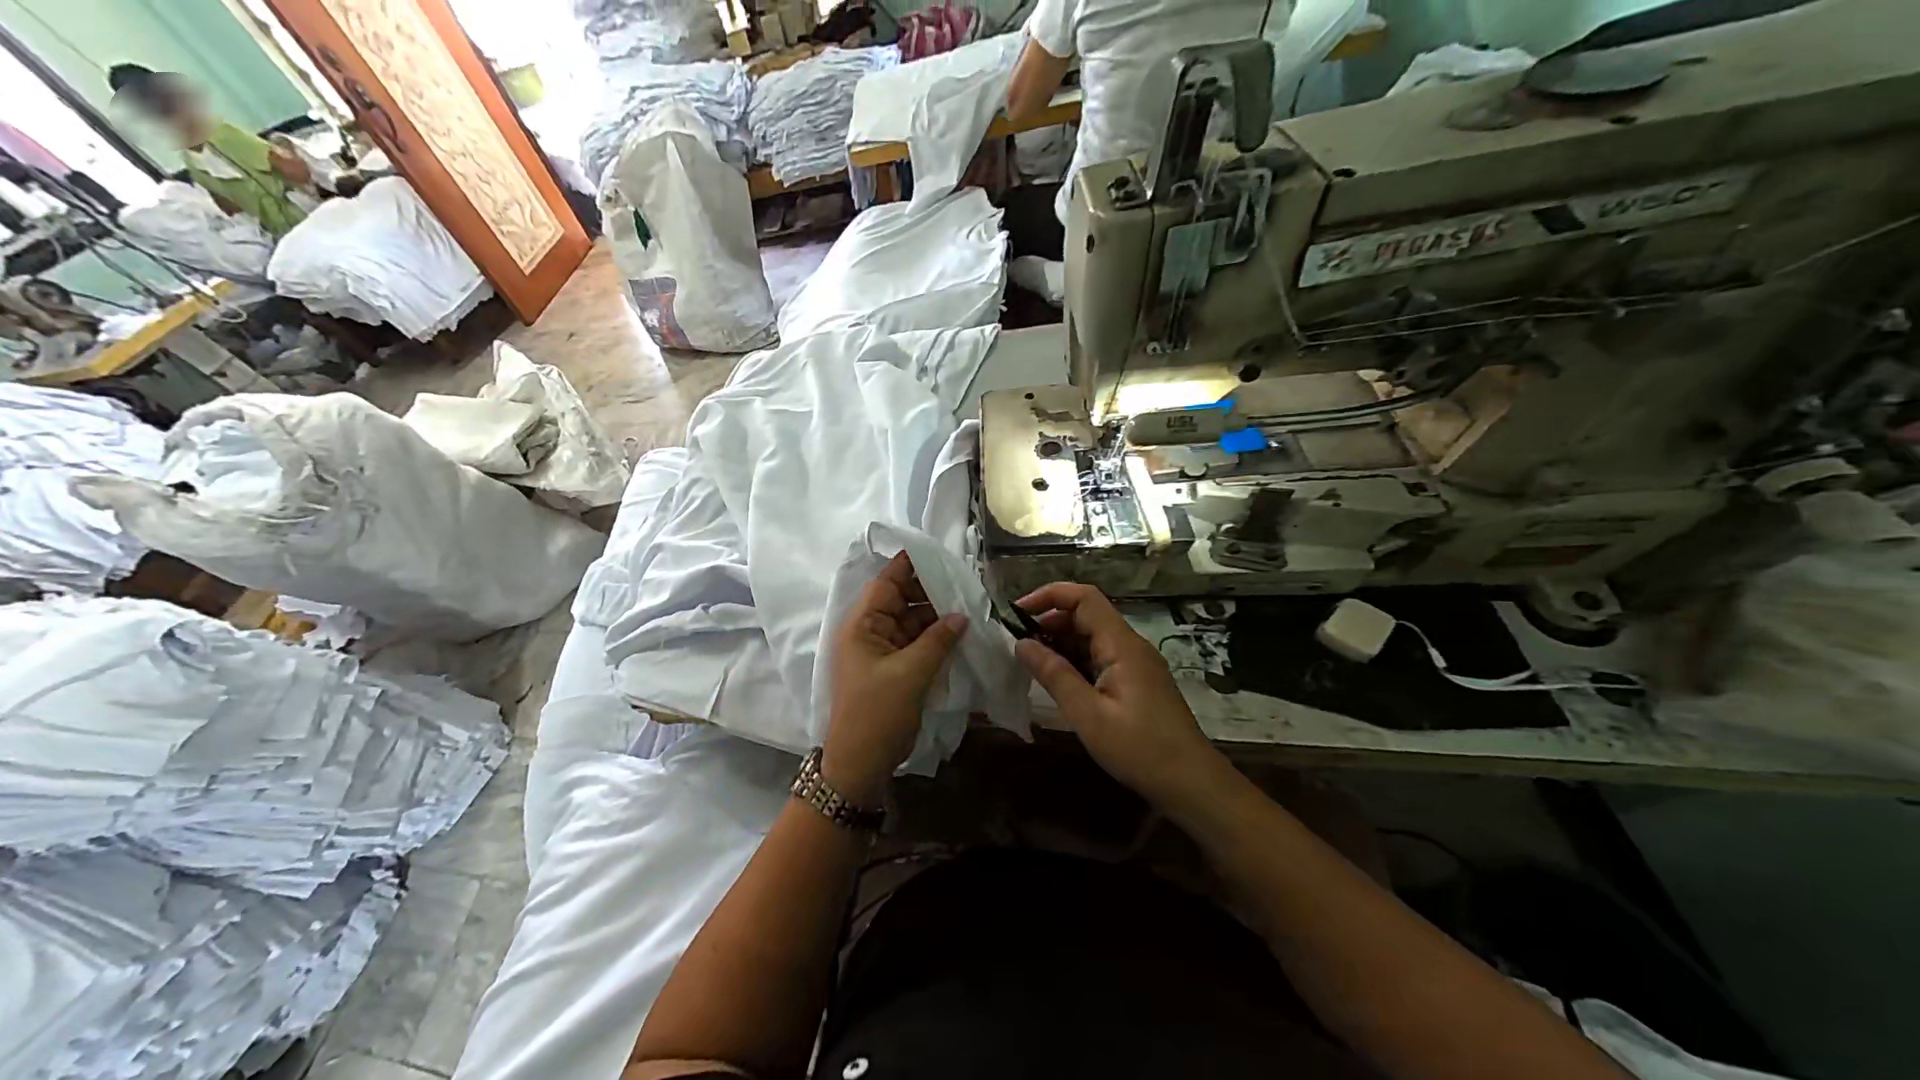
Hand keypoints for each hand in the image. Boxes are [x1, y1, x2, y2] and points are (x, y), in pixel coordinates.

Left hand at [825, 552, 966, 804]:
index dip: (910, 565)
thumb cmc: (877, 714)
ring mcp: (881, 651)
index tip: (940, 553)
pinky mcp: (893, 669)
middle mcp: (869, 632)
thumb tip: (962, 615)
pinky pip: (916, 643)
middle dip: (931, 592)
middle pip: (901, 600)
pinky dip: (935, 637)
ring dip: (937, 616)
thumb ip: (938, 640)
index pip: (887, 582)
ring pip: (912, 621)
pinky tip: (959, 633)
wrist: (860, 765)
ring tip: (969, 607)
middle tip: (966, 585)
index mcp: (862, 625)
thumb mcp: (910, 674)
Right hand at [1014, 583, 1224, 807]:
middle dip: (1049, 620)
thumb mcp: (1088, 714)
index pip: (1084, 597)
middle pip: (1087, 614)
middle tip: (1017, 643)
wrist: (1191, 782)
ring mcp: (1137, 663)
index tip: (1016, 612)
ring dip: (1061, 642)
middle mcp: (1131, 645)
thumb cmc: (1139, 749)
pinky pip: (1102, 657)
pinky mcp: (1138, 681)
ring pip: (1093, 637)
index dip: (1048, 595)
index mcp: (1121, 644)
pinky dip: (1076, 660)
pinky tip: (1058, 680)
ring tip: (1031, 662)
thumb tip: (1021, 643)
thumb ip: (1054, 675)